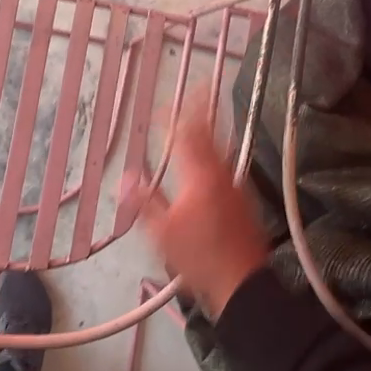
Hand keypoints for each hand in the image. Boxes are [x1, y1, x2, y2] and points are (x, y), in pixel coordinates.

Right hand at [134, 118, 270, 318]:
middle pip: (211, 132)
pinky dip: (218, 147)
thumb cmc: (200, 257)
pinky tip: (213, 153)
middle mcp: (221, 172)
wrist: (242, 281)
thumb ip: (144, 203)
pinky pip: (228, 161)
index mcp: (199, 176)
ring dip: (212, 126)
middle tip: (195, 88)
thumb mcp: (162, 235)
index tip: (163, 105)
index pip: (186, 136)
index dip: (174, 116)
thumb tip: (125, 179)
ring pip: (222, 145)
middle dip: (201, 109)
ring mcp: (236, 184)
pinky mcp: (245, 197)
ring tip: (204, 112)